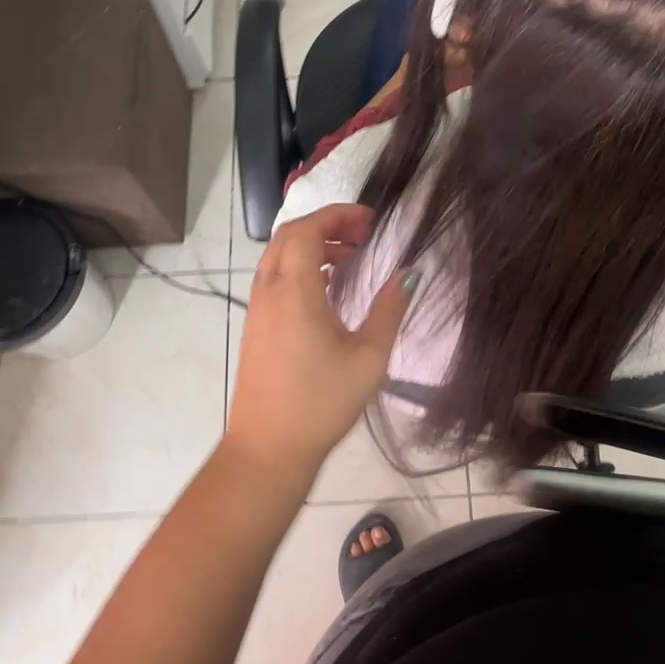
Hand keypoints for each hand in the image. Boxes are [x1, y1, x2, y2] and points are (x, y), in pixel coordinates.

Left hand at [223, 205, 415, 487]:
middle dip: (325, 225)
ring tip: (350, 260)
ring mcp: (258, 310)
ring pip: (279, 257)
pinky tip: (328, 290)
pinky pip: (275, 279)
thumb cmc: (321, 403)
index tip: (370, 221)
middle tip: (362, 237)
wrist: (267, 449)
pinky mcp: (256, 328)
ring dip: (312, 247)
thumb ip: (389, 310)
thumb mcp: (368, 358)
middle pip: (289, 235)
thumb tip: (408, 274)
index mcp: (294, 290)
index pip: (307, 228)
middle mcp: (269, 291)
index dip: (338, 214)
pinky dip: (300, 269)